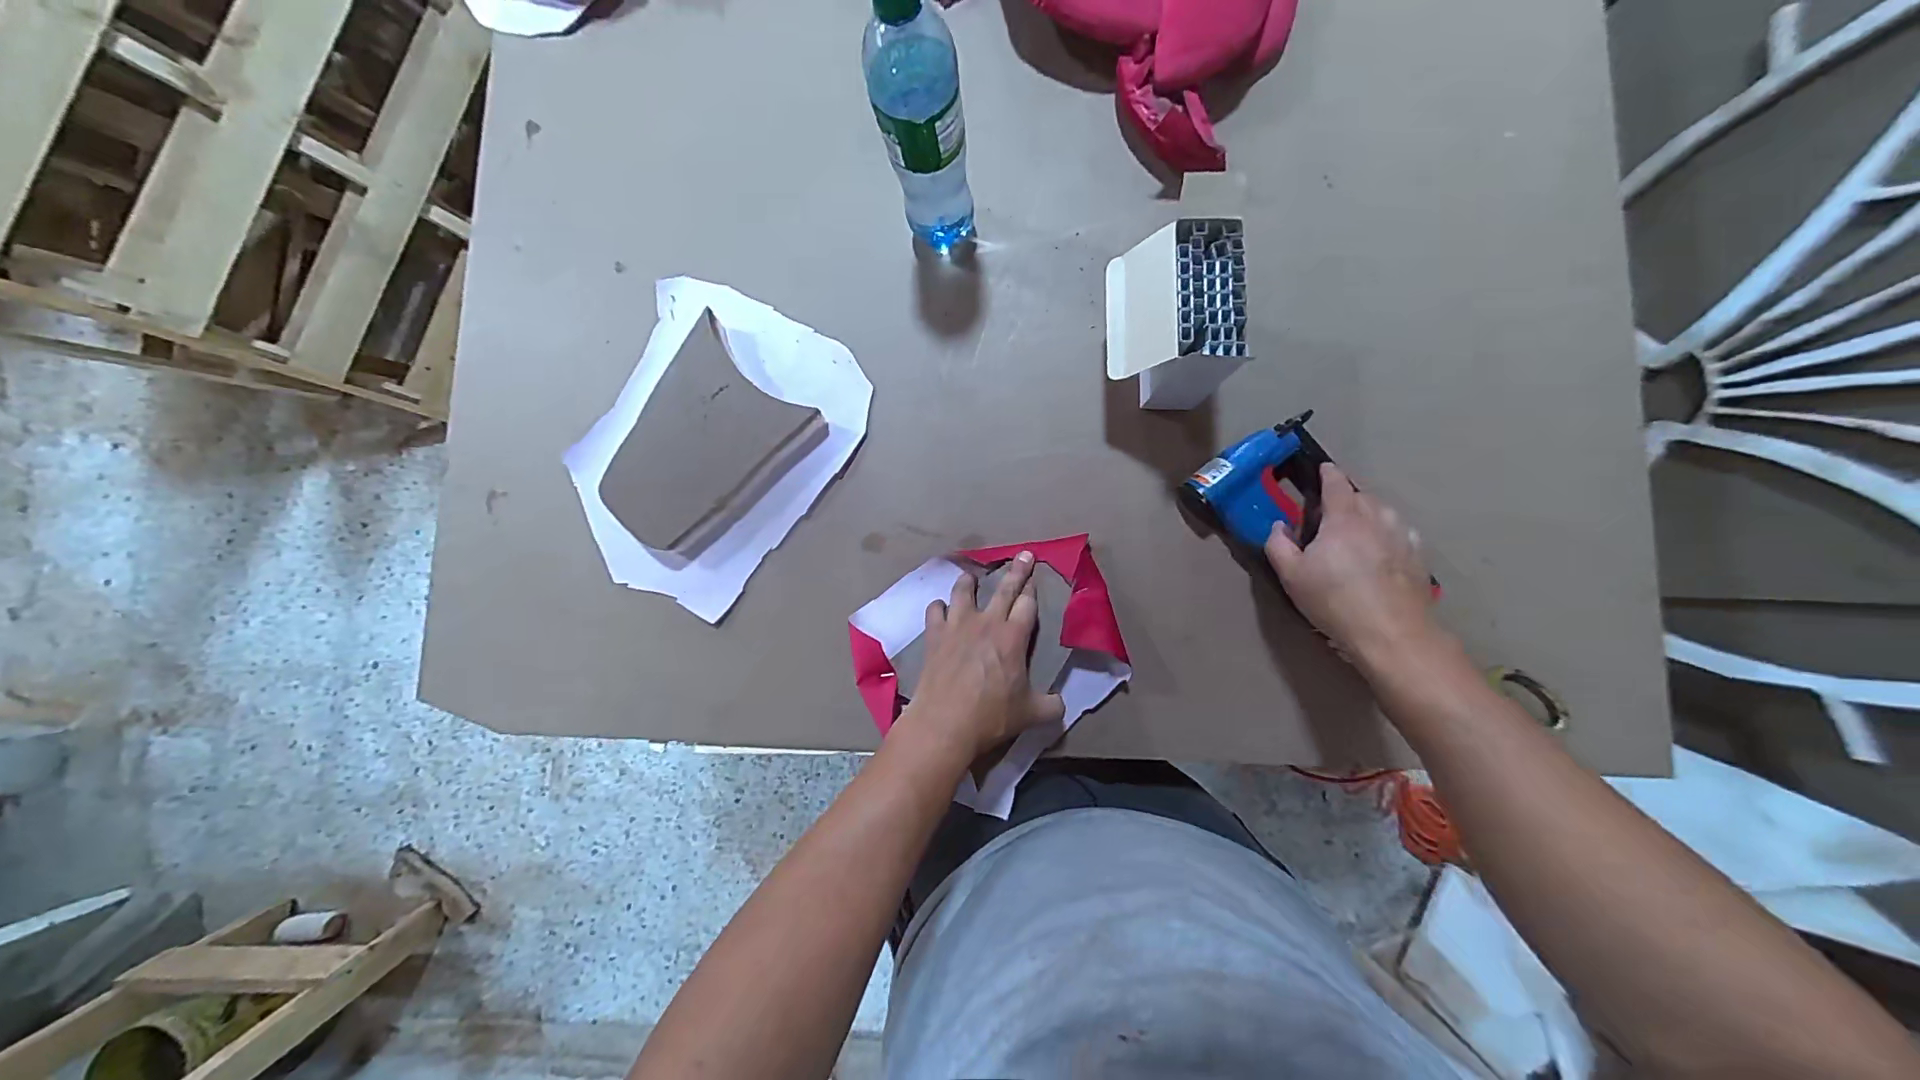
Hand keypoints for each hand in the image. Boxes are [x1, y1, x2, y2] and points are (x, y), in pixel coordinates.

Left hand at [900, 551, 1066, 758]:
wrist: (944, 724)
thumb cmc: (991, 716)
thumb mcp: (1032, 714)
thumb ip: (1051, 706)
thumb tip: (1062, 705)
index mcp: (1013, 637)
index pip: (1027, 604)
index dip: (1032, 589)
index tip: (1035, 578)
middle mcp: (986, 623)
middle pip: (1004, 589)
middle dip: (1016, 570)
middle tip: (1023, 554)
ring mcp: (957, 627)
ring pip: (963, 592)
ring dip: (969, 582)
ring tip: (971, 577)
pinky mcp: (934, 636)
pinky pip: (934, 611)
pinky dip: (938, 607)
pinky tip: (940, 609)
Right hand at [1266, 463, 1437, 663]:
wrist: (1391, 633)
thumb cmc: (1334, 601)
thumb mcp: (1291, 575)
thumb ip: (1278, 544)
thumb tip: (1279, 526)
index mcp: (1344, 517)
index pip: (1336, 483)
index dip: (1327, 474)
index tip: (1321, 470)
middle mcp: (1377, 518)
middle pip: (1362, 496)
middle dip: (1345, 498)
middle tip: (1328, 514)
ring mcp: (1403, 537)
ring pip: (1384, 513)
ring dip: (1368, 515)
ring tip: (1355, 532)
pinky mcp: (1418, 557)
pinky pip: (1400, 534)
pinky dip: (1387, 534)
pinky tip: (1380, 552)